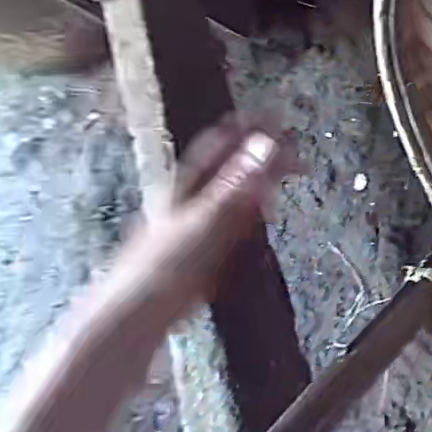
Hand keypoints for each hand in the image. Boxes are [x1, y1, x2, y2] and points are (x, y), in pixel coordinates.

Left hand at [100, 121, 292, 326]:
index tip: (279, 114)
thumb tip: (270, 140)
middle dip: (264, 152)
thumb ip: (240, 179)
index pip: (221, 141)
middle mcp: (193, 196)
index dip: (249, 126)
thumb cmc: (167, 262)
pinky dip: (257, 210)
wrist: (134, 316)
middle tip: (297, 147)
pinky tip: (268, 215)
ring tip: (291, 174)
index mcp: (189, 183)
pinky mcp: (204, 246)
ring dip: (264, 179)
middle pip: (232, 164)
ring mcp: (198, 221)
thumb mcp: (210, 216)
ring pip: (237, 190)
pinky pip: (237, 218)